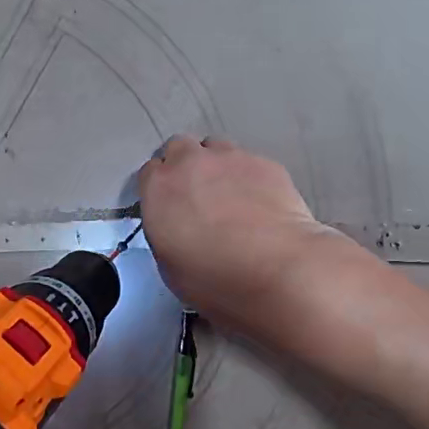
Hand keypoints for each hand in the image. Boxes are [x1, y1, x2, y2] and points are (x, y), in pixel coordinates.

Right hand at [137, 136, 352, 329]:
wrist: (278, 269)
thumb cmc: (218, 279)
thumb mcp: (171, 269)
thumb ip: (167, 236)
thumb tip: (179, 232)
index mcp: (159, 190)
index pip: (150, 172)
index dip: (160, 189)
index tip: (169, 205)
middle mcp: (191, 164)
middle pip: (180, 148)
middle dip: (185, 166)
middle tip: (198, 197)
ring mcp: (231, 159)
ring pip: (216, 149)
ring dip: (217, 167)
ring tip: (231, 197)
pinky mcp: (265, 163)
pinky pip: (250, 162)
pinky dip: (250, 177)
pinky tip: (260, 203)